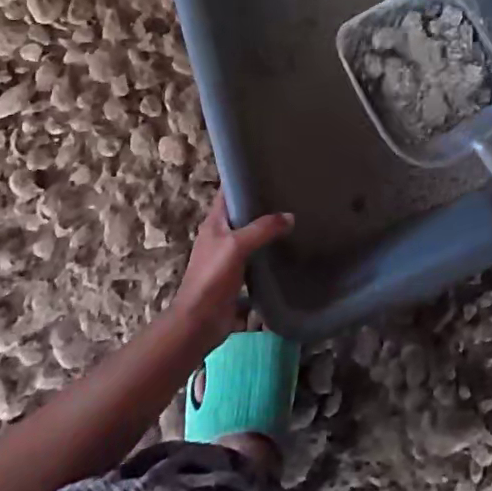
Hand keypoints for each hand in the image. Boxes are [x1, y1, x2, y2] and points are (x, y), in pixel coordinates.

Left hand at [170, 190, 292, 341]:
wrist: (199, 322)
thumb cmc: (212, 277)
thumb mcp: (237, 246)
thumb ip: (263, 229)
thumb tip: (290, 216)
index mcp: (213, 222)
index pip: (227, 191)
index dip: (243, 179)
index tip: (267, 168)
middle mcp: (220, 235)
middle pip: (241, 212)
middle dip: (261, 203)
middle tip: (288, 192)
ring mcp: (227, 256)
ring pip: (250, 234)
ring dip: (266, 228)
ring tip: (292, 217)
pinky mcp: (236, 275)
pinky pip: (255, 256)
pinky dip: (268, 251)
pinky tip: (286, 248)